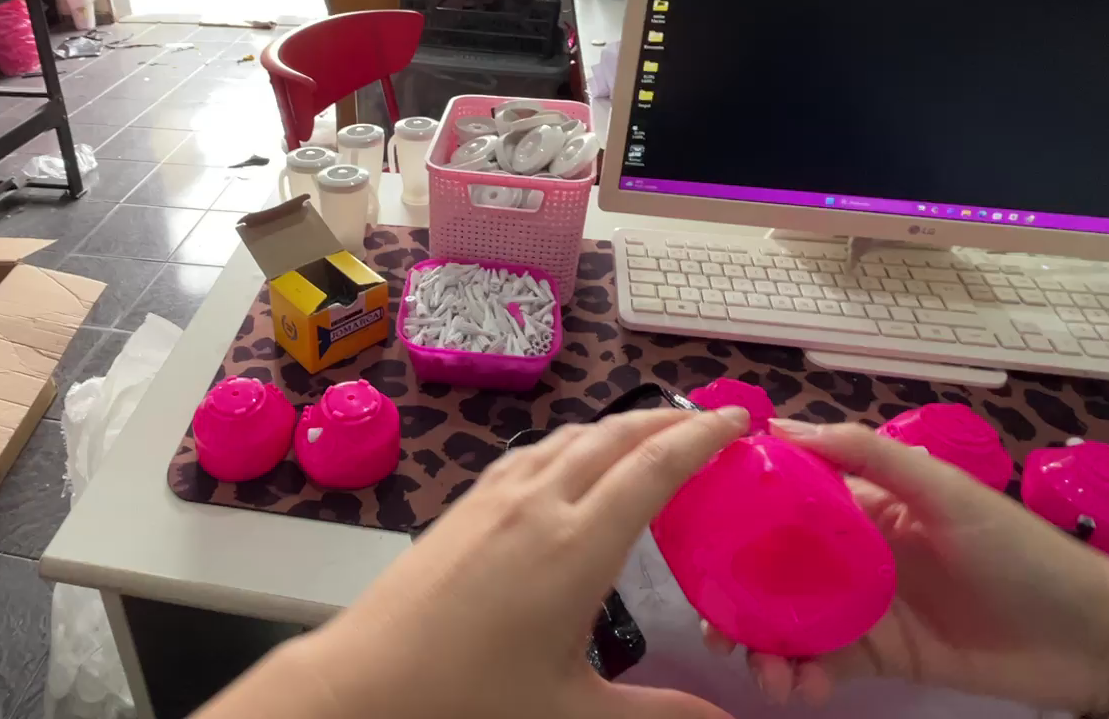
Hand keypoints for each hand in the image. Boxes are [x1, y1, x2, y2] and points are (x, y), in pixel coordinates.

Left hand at [197, 406, 751, 718]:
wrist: (371, 676)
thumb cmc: (472, 696)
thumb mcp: (574, 711)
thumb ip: (661, 713)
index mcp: (574, 544)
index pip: (652, 470)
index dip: (699, 438)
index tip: (737, 421)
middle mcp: (537, 500)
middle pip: (611, 437)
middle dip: (664, 420)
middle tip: (708, 420)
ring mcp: (496, 494)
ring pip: (568, 438)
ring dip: (615, 428)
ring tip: (649, 435)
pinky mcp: (468, 499)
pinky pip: (531, 453)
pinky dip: (569, 443)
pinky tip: (572, 460)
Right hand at [710, 419, 1108, 718]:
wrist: (1101, 643)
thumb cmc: (1017, 548)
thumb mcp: (943, 487)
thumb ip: (866, 453)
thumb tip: (776, 426)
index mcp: (848, 501)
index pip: (772, 492)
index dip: (728, 501)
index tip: (687, 516)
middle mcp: (837, 550)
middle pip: (764, 561)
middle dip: (729, 586)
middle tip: (707, 614)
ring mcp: (853, 604)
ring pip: (782, 616)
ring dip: (757, 640)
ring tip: (753, 665)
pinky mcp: (875, 655)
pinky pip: (821, 663)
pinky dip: (800, 676)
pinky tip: (796, 687)